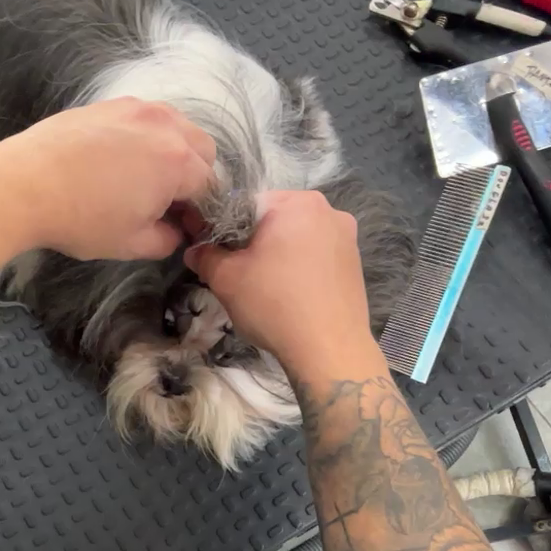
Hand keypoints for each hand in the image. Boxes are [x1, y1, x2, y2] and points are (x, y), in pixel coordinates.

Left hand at [0, 98, 215, 259]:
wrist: (24, 184)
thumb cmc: (81, 218)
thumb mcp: (132, 244)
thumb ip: (167, 239)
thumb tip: (177, 232)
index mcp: (179, 163)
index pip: (213, 187)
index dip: (205, 212)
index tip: (188, 228)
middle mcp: (165, 125)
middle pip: (203, 149)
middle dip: (197, 178)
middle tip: (170, 204)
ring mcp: (137, 108)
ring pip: (177, 127)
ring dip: (176, 153)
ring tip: (147, 181)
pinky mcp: (110, 104)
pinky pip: (147, 118)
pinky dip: (149, 138)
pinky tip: (123, 162)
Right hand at [184, 191, 381, 381]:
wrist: (328, 349)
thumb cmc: (274, 305)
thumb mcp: (226, 280)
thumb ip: (205, 257)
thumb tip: (194, 250)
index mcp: (295, 202)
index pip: (247, 204)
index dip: (226, 230)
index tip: (218, 256)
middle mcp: (328, 209)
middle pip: (276, 220)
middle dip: (256, 242)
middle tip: (241, 275)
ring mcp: (347, 235)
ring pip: (298, 238)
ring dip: (279, 255)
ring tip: (267, 288)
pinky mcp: (356, 262)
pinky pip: (317, 256)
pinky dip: (301, 268)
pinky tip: (292, 295)